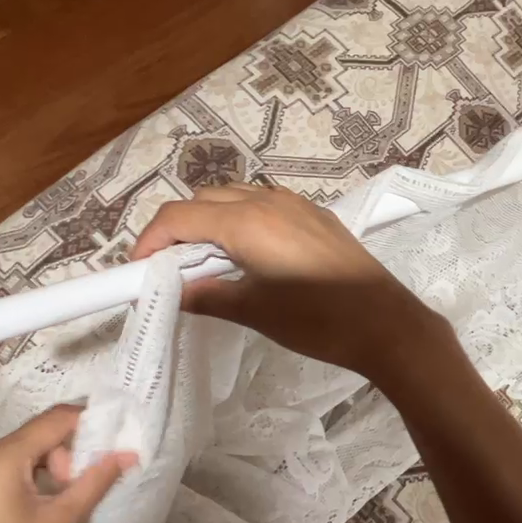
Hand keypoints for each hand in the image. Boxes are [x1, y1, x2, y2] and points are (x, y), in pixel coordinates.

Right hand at [131, 184, 446, 381]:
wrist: (385, 323)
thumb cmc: (316, 321)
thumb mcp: (253, 312)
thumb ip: (206, 295)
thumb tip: (171, 292)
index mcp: (247, 222)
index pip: (179, 216)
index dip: (150, 240)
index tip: (136, 271)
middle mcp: (268, 201)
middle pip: (203, 201)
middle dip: (177, 230)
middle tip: (169, 270)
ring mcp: (296, 204)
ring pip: (234, 199)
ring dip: (210, 223)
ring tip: (205, 264)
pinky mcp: (315, 216)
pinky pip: (263, 205)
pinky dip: (240, 222)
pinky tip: (247, 256)